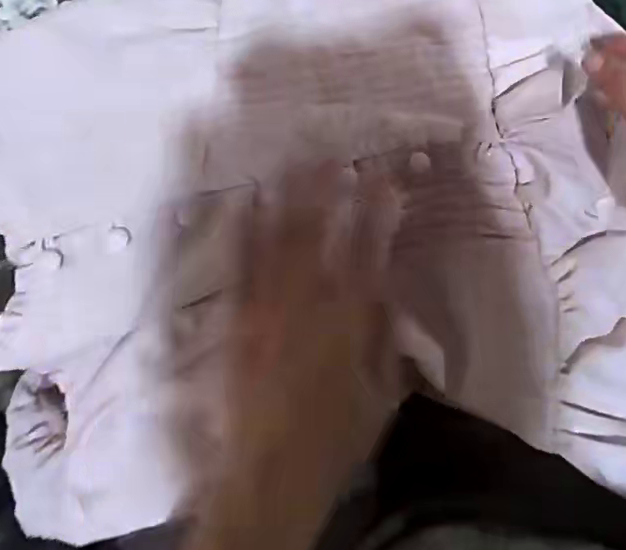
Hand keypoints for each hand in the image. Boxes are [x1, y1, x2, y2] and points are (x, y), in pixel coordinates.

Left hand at [190, 165, 406, 549]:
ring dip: (290, 192)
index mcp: (351, 314)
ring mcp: (269, 300)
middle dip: (327, 184)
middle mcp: (310, 296)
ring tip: (296, 159)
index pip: (370, 245)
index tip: (383, 175)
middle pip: (321, 226)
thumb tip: (386, 286)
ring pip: (281, 232)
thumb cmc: (334, 435)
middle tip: (333, 153)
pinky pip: (241, 259)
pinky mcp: (239, 312)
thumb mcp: (382, 392)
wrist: (269, 472)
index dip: (378, 205)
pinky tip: (249, 198)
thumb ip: (386, 333)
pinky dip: (246, 225)